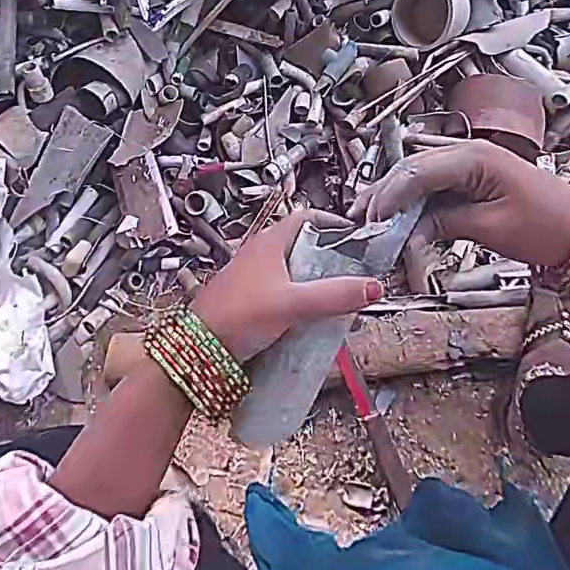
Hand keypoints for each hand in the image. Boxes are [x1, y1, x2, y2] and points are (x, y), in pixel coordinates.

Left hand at [189, 209, 384, 359]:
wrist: (196, 352)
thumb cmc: (235, 317)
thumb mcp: (293, 303)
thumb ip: (334, 295)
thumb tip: (373, 286)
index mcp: (269, 242)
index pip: (307, 218)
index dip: (332, 224)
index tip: (354, 237)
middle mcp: (261, 255)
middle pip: (304, 246)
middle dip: (329, 260)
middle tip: (350, 274)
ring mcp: (254, 278)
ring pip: (294, 272)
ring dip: (315, 283)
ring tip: (334, 300)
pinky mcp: (251, 301)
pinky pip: (284, 293)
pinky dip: (300, 301)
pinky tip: (309, 319)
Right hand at [348, 140, 569, 268]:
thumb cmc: (546, 225)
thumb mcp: (491, 229)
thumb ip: (444, 224)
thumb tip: (408, 232)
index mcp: (475, 156)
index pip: (417, 171)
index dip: (389, 196)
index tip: (370, 220)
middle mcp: (469, 151)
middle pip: (412, 168)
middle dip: (384, 193)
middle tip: (360, 218)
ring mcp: (471, 162)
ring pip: (419, 174)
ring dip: (394, 195)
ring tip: (369, 215)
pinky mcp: (473, 178)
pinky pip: (435, 185)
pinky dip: (414, 200)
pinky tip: (398, 213)